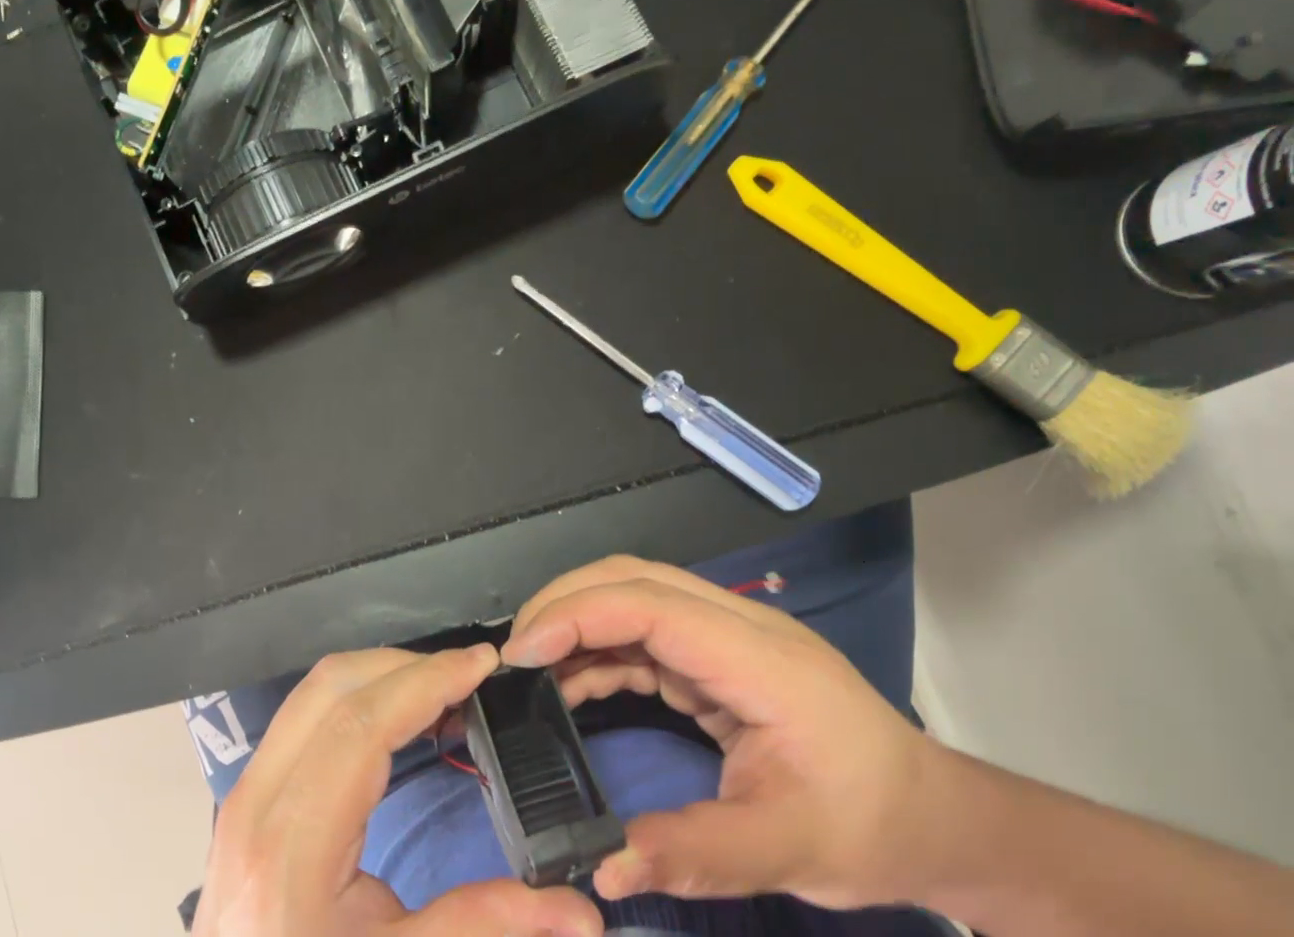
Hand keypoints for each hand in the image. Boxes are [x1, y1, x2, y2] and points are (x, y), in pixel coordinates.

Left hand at [191, 645, 602, 936]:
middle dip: (407, 665)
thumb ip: (480, 925)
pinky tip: (401, 718)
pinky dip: (358, 698)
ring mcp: (246, 790)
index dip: (425, 682)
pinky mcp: (251, 792)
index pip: (358, 726)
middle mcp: (257, 799)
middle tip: (472, 674)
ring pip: (312, 692)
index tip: (482, 665)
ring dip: (382, 675)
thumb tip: (580, 912)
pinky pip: (304, 715)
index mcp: (291, 844)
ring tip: (446, 690)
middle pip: (330, 688)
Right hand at [501, 556, 947, 908]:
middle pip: (632, 578)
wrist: (935, 818)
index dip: (576, 616)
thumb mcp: (792, 852)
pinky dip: (597, 651)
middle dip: (561, 605)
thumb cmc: (872, 827)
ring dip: (574, 625)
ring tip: (527, 675)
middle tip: (510, 658)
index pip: (649, 604)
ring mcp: (729, 637)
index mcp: (760, 660)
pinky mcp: (717, 656)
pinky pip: (642, 634)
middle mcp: (740, 629)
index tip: (520, 655)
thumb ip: (697, 853)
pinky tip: (570, 688)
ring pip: (631, 597)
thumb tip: (604, 869)